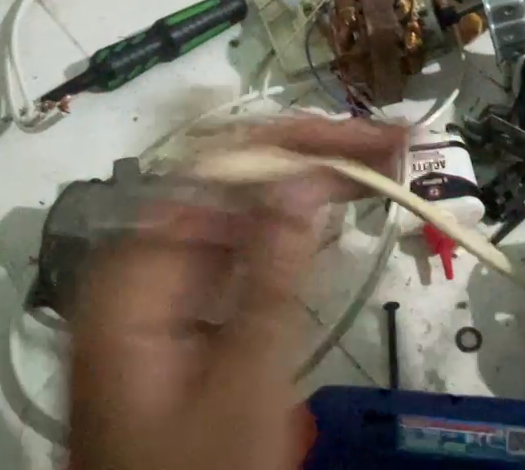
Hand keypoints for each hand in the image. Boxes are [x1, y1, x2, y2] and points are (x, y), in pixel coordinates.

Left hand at [67, 118, 403, 469]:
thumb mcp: (243, 384)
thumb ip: (272, 274)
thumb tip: (303, 178)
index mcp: (135, 271)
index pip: (222, 168)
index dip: (301, 142)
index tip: (369, 141)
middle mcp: (141, 260)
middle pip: (232, 177)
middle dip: (312, 155)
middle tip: (389, 146)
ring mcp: (160, 282)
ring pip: (240, 204)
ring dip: (308, 180)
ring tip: (375, 163)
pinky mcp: (182, 306)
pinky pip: (237, 240)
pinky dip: (288, 222)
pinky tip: (330, 207)